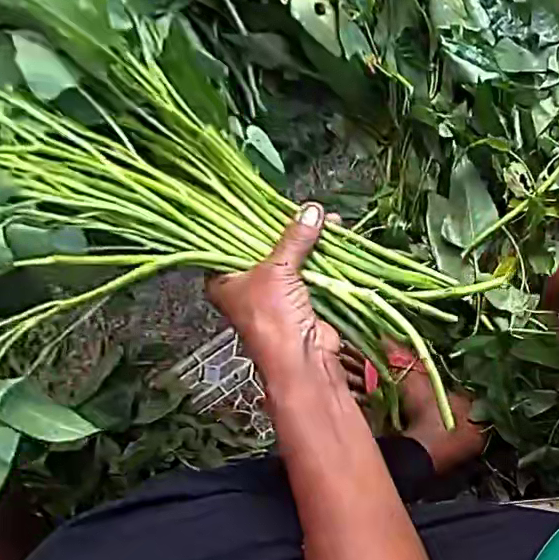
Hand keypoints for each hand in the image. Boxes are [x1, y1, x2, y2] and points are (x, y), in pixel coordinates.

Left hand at [207, 203, 342, 387]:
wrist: (301, 358)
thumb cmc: (272, 319)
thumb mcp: (276, 270)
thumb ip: (294, 239)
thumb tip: (311, 211)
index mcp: (223, 277)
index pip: (232, 238)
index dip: (252, 218)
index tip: (270, 200)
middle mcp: (247, 283)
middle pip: (267, 246)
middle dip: (289, 229)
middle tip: (305, 210)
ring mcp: (276, 291)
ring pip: (292, 258)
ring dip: (310, 242)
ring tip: (325, 220)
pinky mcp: (303, 298)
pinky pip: (312, 271)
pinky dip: (324, 258)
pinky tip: (335, 241)